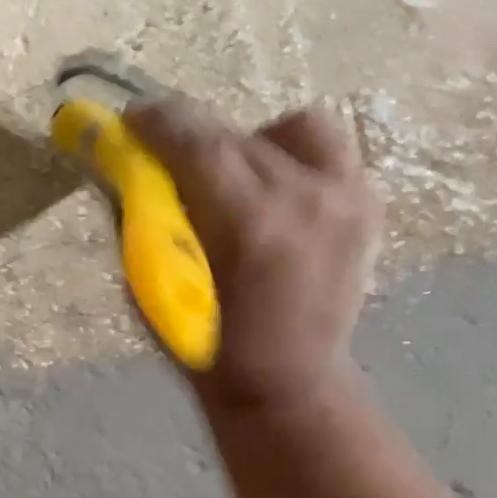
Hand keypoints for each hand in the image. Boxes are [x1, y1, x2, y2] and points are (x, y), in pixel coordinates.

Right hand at [125, 100, 382, 412]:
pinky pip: (327, 152)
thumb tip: (127, 176)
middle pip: (240, 135)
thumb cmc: (206, 347)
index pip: (202, 145)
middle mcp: (307, 198)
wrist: (288, 382)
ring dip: (252, 142)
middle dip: (194, 136)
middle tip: (163, 151)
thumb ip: (146, 226)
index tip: (133, 115)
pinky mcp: (369, 203)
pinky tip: (268, 195)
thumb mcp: (159, 289)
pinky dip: (289, 161)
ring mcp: (348, 197)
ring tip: (230, 174)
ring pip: (296, 128)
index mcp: (249, 225)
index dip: (163, 122)